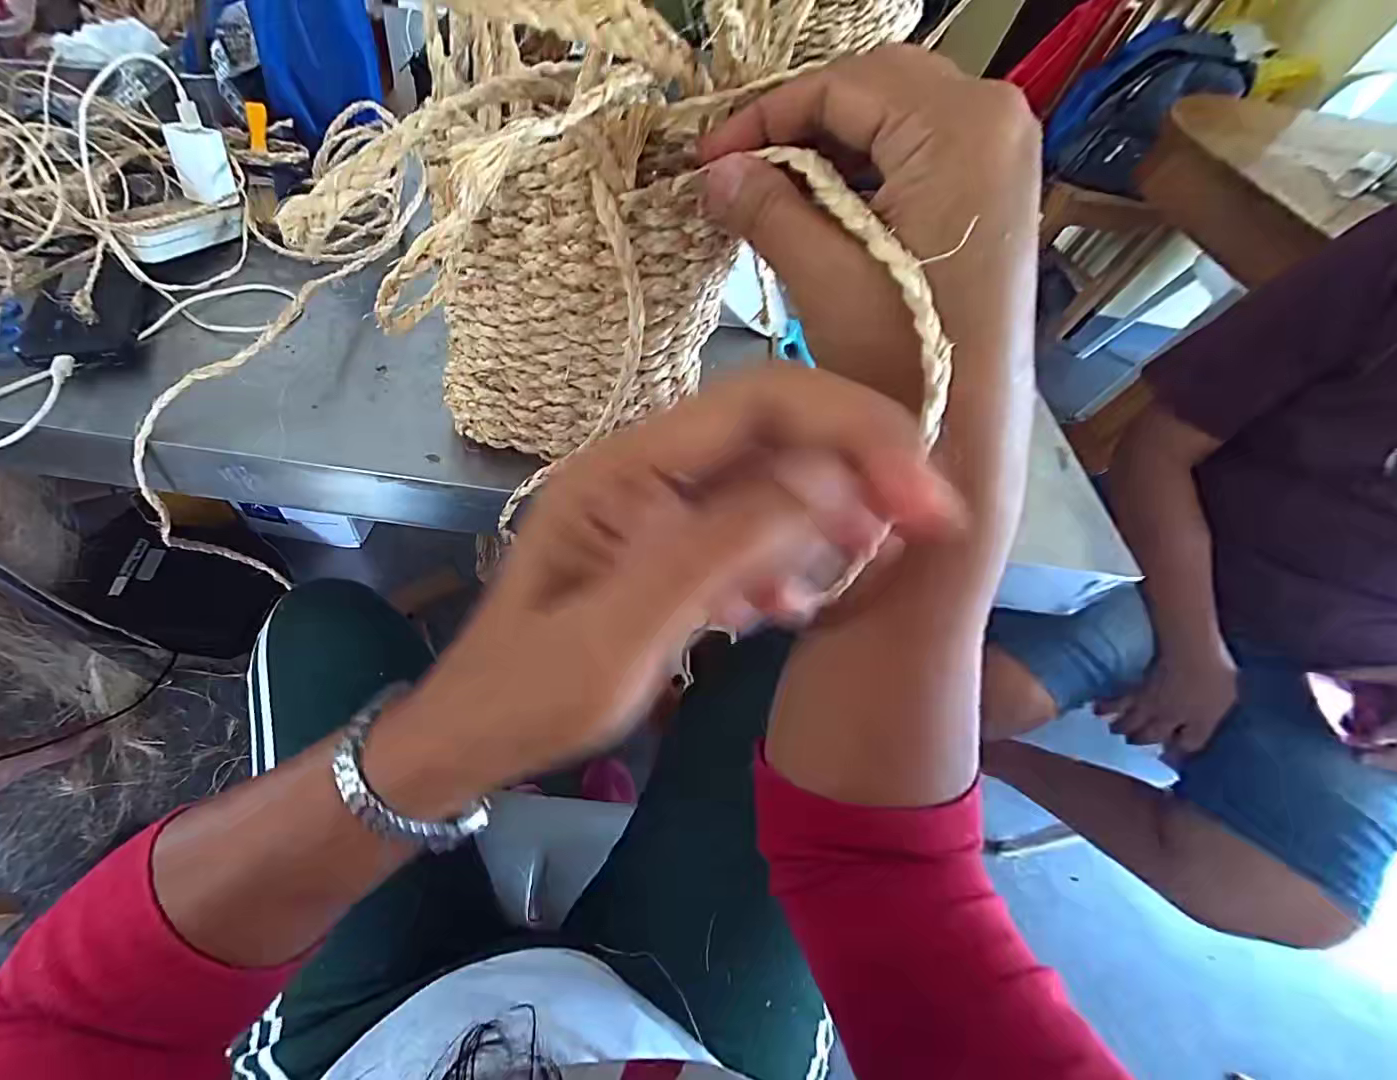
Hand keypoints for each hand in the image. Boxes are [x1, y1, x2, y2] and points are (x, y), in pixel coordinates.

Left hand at [366, 367, 961, 809]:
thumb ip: (717, 550)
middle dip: (854, 466)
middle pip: (768, 433)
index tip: (923, 493)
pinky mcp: (656, 549)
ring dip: (823, 512)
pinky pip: (738, 530)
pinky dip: (779, 555)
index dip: (851, 428)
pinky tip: (784, 604)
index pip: (757, 404)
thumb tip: (831, 482)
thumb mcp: (622, 633)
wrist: (473, 733)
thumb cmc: (532, 693)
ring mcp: (647, 510)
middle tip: (922, 525)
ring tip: (862, 564)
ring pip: (761, 481)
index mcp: (621, 471)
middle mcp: (637, 472)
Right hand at [698, 44, 1039, 392]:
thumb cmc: (903, 357)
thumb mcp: (824, 277)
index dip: (765, 114)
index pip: (844, 83)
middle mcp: (993, 121)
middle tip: (733, 169)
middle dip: (793, 126)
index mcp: (959, 127)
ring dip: (820, 153)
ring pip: (888, 122)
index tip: (711, 155)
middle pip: (871, 90)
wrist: (966, 422)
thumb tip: (719, 173)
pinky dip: (853, 177)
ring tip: (765, 194)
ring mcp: (996, 157)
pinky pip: (907, 159)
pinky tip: (813, 212)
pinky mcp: (983, 196)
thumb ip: (768, 210)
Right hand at [1099, 647, 1238, 753]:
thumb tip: (1207, 717)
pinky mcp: (1134, 691)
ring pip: (1130, 724)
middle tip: (1134, 742)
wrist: (1191, 652)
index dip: (1180, 751)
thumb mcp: (1228, 696)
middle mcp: (1172, 719)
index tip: (1172, 755)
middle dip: (1143, 740)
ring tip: (1113, 729)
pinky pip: (1117, 703)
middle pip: (1152, 737)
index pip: (1188, 744)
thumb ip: (1214, 711)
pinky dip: (1106, 707)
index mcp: (1200, 722)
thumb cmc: (1217, 671)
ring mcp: (1151, 706)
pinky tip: (1096, 708)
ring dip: (1121, 728)